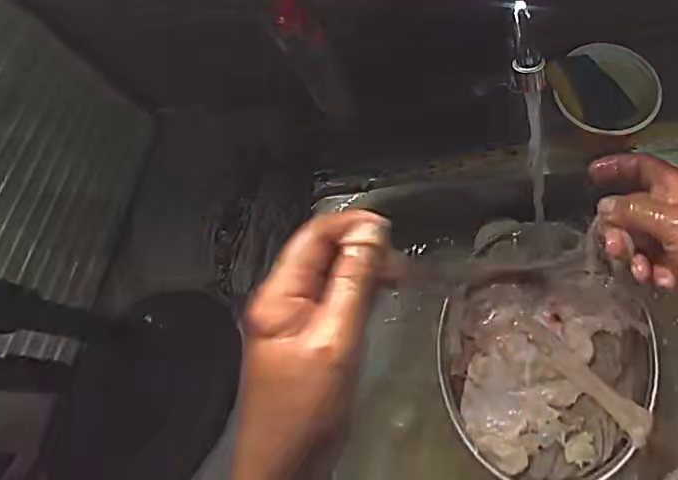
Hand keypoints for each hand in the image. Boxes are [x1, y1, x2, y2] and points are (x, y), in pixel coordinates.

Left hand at [233, 210, 391, 479]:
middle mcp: (285, 298)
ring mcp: (297, 315)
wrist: (286, 472)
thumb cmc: (303, 415)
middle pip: (326, 250)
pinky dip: (363, 287)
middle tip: (398, 257)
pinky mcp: (312, 331)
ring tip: (399, 274)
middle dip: (364, 246)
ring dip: (367, 266)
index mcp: (279, 294)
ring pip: (336, 270)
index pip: (315, 234)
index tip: (385, 228)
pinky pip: (339, 293)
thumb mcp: (335, 341)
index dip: (351, 223)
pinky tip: (383, 291)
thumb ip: (355, 281)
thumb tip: (371, 231)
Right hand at [590, 154, 677, 335]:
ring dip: (633, 253)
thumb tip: (605, 206)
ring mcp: (677, 237)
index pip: (641, 166)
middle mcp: (675, 208)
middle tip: (615, 243)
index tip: (593, 173)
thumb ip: (633, 211)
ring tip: (638, 268)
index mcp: (677, 187)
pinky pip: (650, 261)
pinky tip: (660, 281)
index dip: (616, 167)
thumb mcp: (671, 223)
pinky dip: (649, 271)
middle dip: (619, 226)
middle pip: (632, 207)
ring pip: (638, 237)